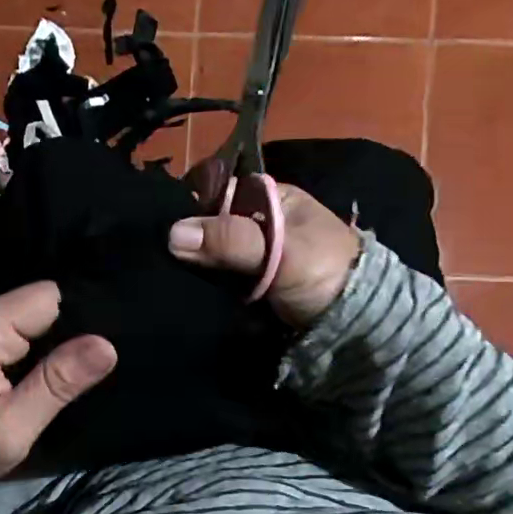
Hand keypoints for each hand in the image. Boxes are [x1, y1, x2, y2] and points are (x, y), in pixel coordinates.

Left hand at [0, 282, 117, 484]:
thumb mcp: (14, 427)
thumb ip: (58, 382)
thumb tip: (107, 346)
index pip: (50, 298)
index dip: (81, 319)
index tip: (100, 349)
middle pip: (42, 300)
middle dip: (71, 329)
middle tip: (89, 366)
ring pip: (34, 311)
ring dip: (56, 337)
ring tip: (72, 367)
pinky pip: (19, 322)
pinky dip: (39, 342)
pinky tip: (49, 365)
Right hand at [167, 182, 360, 327]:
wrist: (354, 325)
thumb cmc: (324, 273)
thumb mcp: (280, 250)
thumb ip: (231, 240)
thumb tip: (173, 234)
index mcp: (267, 197)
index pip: (214, 188)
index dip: (187, 204)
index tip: (162, 228)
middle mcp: (254, 222)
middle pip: (206, 224)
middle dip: (184, 241)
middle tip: (158, 261)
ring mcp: (249, 256)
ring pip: (206, 254)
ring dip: (189, 267)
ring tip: (163, 280)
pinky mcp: (245, 288)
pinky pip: (214, 281)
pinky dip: (200, 286)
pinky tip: (181, 293)